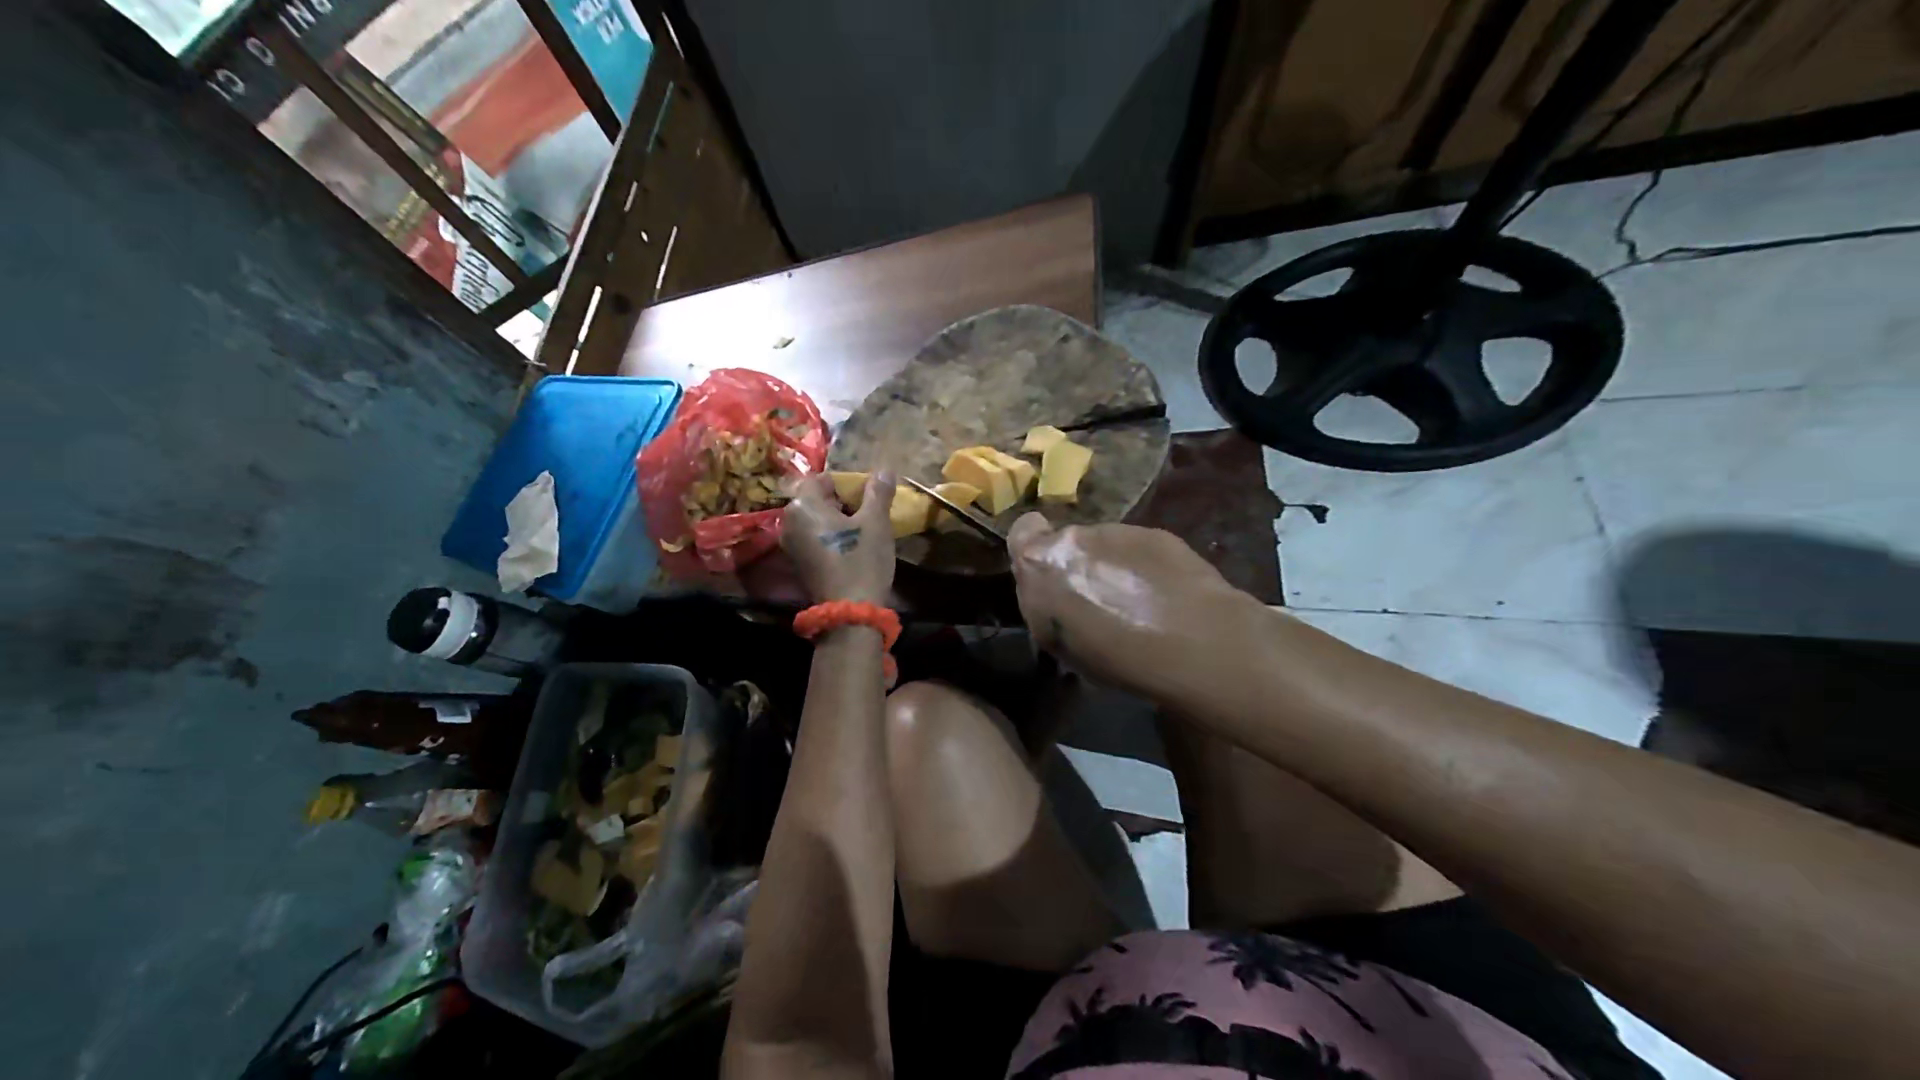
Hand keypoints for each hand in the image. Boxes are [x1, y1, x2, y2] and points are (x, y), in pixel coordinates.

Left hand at [781, 471, 897, 604]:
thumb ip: (878, 492)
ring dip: (838, 521)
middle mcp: (789, 521)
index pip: (823, 479)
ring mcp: (790, 544)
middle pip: (817, 499)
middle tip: (868, 513)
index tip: (868, 497)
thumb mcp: (876, 522)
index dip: (848, 483)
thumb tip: (884, 470)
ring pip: (816, 520)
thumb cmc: (862, 559)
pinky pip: (814, 538)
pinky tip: (850, 548)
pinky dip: (830, 537)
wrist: (850, 611)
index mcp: (803, 504)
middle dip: (843, 502)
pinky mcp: (798, 563)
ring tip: (863, 530)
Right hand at [1007, 514, 1257, 695]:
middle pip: (1067, 541)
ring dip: (1113, 565)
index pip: (1021, 531)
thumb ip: (1046, 606)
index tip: (1050, 572)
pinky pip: (1140, 547)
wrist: (1189, 641)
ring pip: (1105, 544)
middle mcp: (1073, 537)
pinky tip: (1164, 595)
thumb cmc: (1112, 656)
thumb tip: (1057, 597)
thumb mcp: (1057, 643)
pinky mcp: (1156, 533)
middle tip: (1098, 597)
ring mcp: (1117, 531)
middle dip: (1078, 562)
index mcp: (1038, 563)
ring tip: (1138, 602)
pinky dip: (1145, 566)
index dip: (1034, 546)